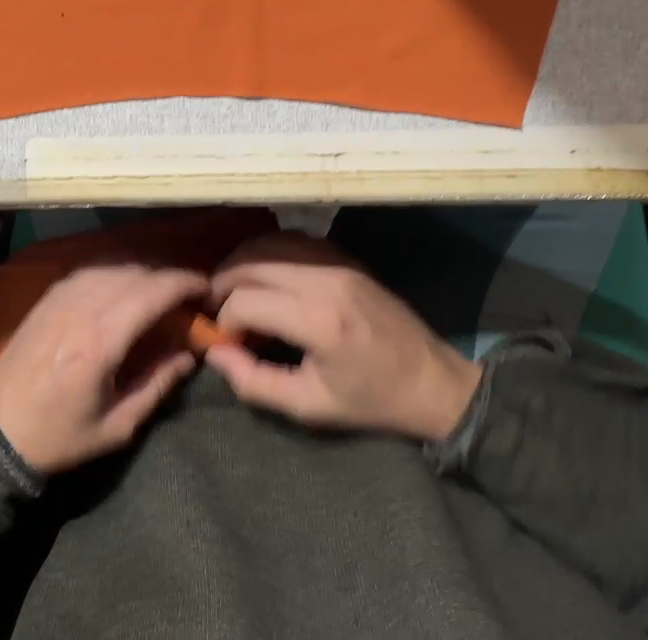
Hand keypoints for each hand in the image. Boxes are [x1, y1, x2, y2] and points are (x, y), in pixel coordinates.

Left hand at [0, 265, 208, 474]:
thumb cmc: (59, 436)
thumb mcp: (117, 426)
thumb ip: (156, 386)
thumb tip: (188, 354)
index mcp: (100, 343)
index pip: (151, 293)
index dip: (184, 283)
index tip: (206, 288)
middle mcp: (79, 310)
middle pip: (134, 273)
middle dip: (168, 276)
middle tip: (188, 294)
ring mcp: (58, 300)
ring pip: (110, 266)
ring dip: (141, 271)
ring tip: (160, 290)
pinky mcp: (45, 299)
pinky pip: (87, 271)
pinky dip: (113, 271)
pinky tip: (123, 287)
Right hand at [204, 234, 479, 441]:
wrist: (434, 382)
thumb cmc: (371, 401)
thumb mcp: (309, 406)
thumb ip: (254, 382)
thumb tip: (214, 354)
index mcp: (317, 321)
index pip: (245, 302)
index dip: (223, 321)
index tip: (225, 341)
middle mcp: (324, 281)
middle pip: (250, 262)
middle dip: (222, 284)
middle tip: (215, 309)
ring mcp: (337, 262)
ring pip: (269, 242)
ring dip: (242, 263)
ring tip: (233, 290)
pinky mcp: (345, 257)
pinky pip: (293, 240)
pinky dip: (268, 253)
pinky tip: (263, 277)